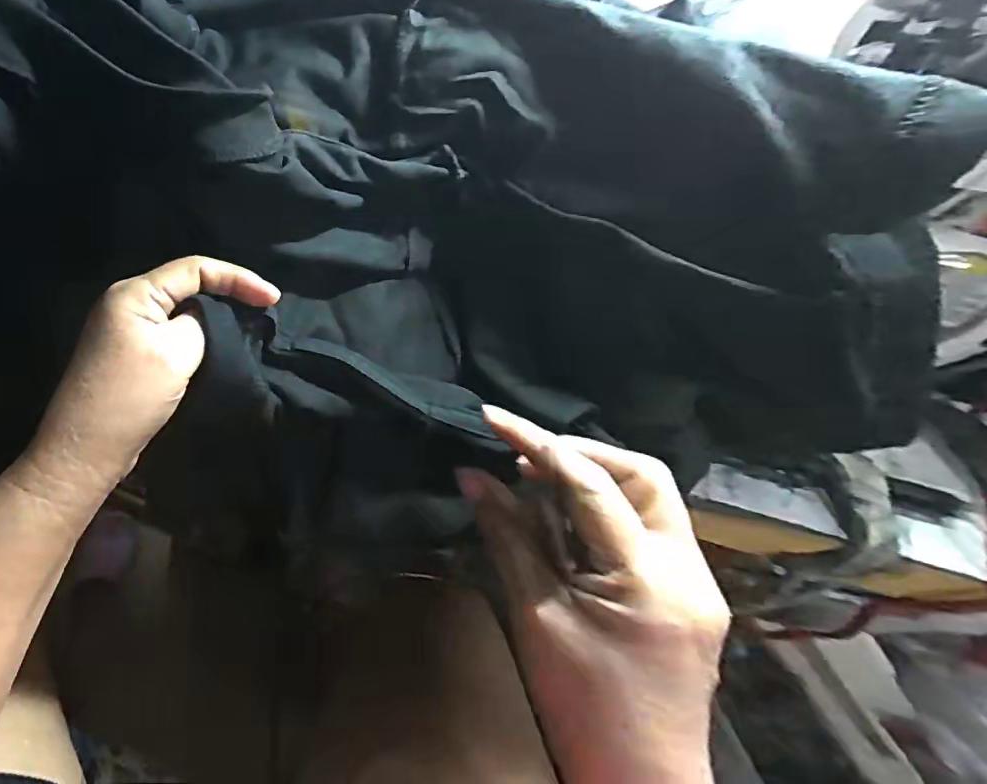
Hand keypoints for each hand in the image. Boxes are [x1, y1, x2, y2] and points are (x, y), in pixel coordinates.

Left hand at [20, 257, 278, 503]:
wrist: (85, 447)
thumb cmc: (130, 396)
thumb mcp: (176, 353)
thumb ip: (198, 324)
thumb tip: (201, 318)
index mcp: (132, 293)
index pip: (193, 269)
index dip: (236, 277)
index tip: (273, 299)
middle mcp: (123, 303)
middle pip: (183, 285)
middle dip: (225, 293)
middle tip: (263, 311)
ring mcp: (122, 330)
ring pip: (176, 312)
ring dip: (210, 317)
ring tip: (247, 328)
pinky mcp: (126, 354)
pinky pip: (166, 334)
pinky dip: (192, 337)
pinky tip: (214, 348)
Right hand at [459, 408, 728, 783]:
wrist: (641, 773)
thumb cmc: (581, 697)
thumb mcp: (534, 610)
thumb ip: (507, 534)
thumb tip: (472, 475)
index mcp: (651, 578)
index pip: (592, 485)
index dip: (536, 443)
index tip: (490, 417)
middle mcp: (688, 572)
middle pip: (643, 477)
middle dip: (578, 452)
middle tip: (519, 455)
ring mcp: (693, 583)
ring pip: (648, 497)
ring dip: (588, 477)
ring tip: (529, 481)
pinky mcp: (681, 593)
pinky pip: (641, 526)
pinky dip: (596, 507)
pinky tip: (555, 516)